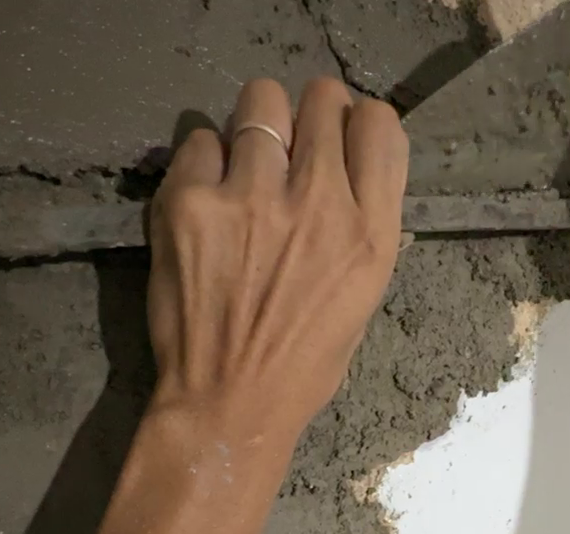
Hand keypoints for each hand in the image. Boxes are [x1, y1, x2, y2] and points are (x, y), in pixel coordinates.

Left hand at [147, 78, 407, 459]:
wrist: (230, 402)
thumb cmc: (304, 365)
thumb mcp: (362, 302)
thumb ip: (362, 232)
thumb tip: (351, 178)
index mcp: (370, 236)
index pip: (379, 126)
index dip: (360, 125)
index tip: (343, 145)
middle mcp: (319, 204)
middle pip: (322, 95)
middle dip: (311, 116)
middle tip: (293, 151)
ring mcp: (251, 198)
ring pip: (260, 100)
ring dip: (257, 130)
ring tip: (246, 173)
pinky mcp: (190, 200)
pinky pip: (201, 139)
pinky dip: (205, 163)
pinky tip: (208, 205)